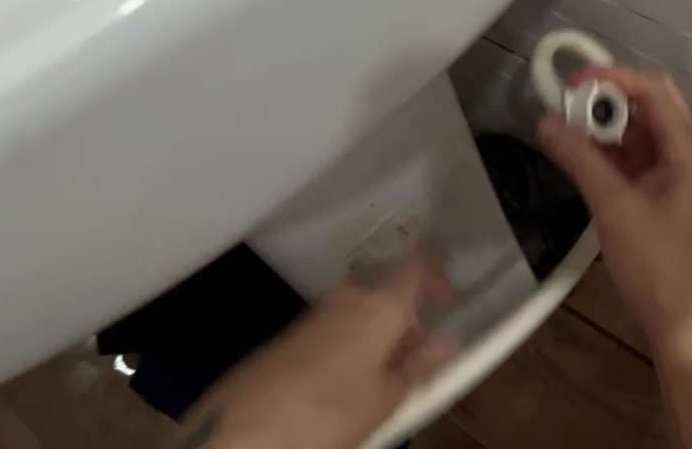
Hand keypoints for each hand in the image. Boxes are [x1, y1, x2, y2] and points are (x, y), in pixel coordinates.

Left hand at [174, 253, 455, 448]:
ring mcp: (318, 310)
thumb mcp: (385, 399)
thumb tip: (450, 342)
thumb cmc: (328, 411)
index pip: (418, 261)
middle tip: (417, 358)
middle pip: (390, 289)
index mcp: (382, 303)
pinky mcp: (293, 331)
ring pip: (362, 308)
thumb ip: (420, 365)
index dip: (437, 271)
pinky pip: (337, 324)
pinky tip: (345, 382)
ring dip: (378, 333)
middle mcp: (351, 294)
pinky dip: (351, 342)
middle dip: (407, 317)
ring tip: (382, 378)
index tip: (448, 298)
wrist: (241, 429)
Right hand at [536, 68, 691, 362]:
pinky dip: (602, 147)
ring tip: (565, 122)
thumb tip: (544, 120)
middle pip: (648, 103)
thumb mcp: (614, 206)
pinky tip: (575, 149)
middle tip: (570, 98)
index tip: (574, 81)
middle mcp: (680, 152)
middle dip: (609, 95)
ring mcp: (667, 172)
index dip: (615, 77)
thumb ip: (579, 159)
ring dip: (603, 122)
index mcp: (685, 150)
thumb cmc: (655, 262)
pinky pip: (627, 154)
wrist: (677, 321)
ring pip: (635, 128)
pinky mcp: (652, 191)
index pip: (653, 91)